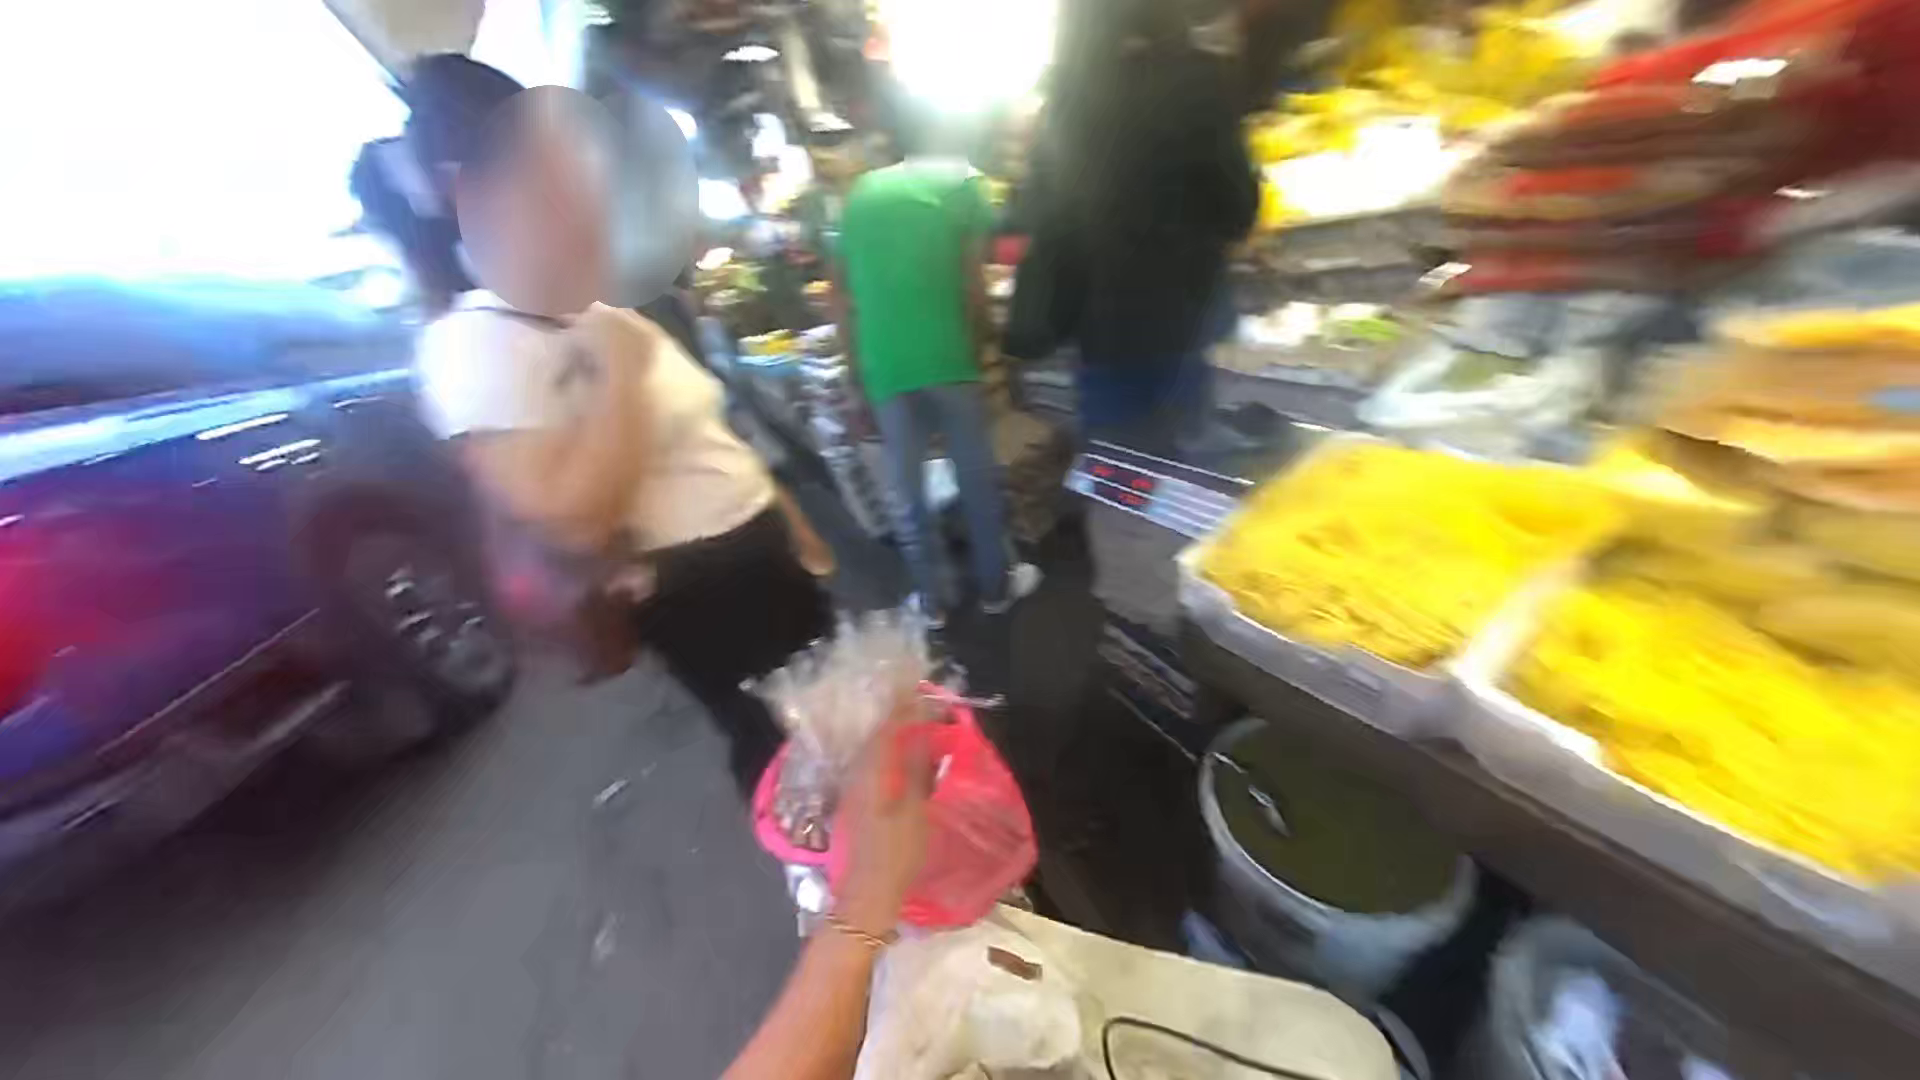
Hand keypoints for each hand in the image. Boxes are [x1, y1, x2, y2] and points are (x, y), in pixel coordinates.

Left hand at [834, 699, 937, 934]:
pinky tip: (903, 754)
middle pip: (879, 733)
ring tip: (915, 721)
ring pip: (874, 747)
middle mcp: (860, 771)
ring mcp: (856, 786)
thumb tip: (925, 732)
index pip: (890, 726)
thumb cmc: (897, 851)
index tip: (920, 688)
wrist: (867, 893)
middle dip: (898, 714)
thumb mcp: (916, 808)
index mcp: (874, 769)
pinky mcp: (858, 799)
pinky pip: (873, 762)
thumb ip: (919, 767)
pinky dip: (889, 750)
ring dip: (893, 732)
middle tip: (920, 701)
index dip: (905, 706)